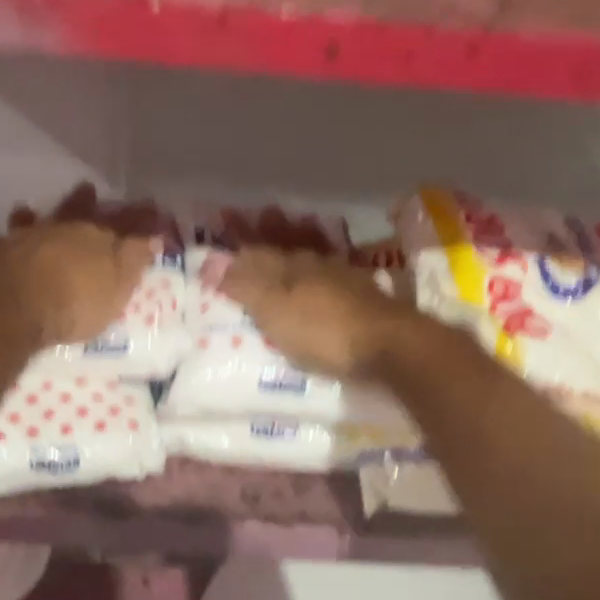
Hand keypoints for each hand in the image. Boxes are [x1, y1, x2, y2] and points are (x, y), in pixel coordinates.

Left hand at [0, 184, 159, 347]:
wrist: (14, 308)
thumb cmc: (75, 304)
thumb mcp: (116, 290)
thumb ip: (134, 261)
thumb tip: (153, 237)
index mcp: (104, 239)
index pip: (131, 225)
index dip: (143, 218)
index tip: (155, 210)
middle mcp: (72, 228)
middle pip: (91, 211)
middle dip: (103, 203)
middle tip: (109, 192)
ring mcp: (39, 232)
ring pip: (59, 211)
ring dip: (71, 202)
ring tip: (82, 190)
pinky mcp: (9, 244)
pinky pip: (21, 224)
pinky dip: (25, 218)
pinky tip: (24, 212)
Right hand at [211, 209, 421, 379]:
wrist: (391, 345)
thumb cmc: (322, 329)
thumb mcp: (274, 309)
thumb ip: (243, 285)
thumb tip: (208, 263)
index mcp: (291, 263)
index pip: (256, 254)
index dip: (236, 258)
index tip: (218, 263)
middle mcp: (318, 264)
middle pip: (285, 257)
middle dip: (266, 260)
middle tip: (247, 266)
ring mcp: (347, 281)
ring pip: (312, 269)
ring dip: (296, 270)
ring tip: (282, 278)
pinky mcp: (368, 301)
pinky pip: (333, 287)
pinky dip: (319, 290)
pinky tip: (320, 298)